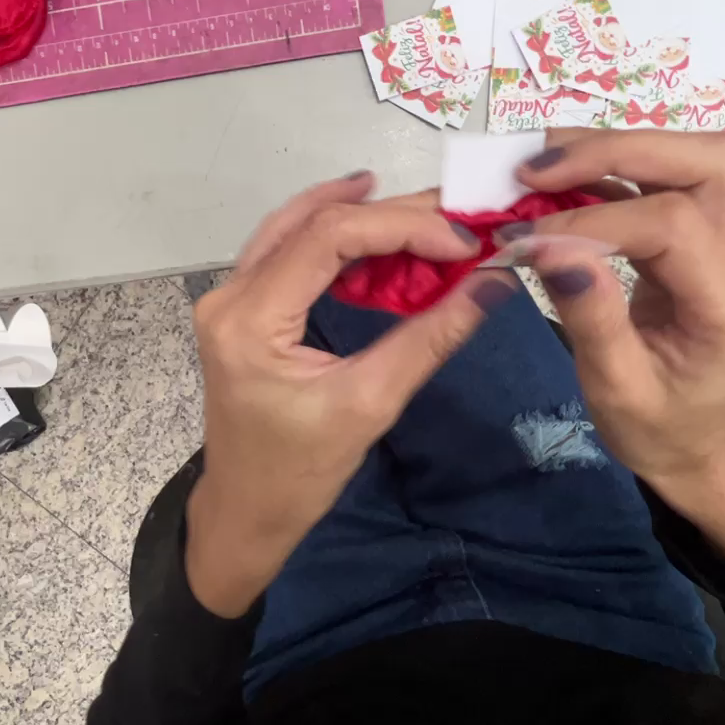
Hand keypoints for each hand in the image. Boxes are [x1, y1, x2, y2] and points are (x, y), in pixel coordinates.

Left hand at [186, 173, 517, 616]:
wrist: (246, 510)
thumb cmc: (301, 473)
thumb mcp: (371, 403)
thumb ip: (431, 336)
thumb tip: (495, 281)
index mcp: (251, 320)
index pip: (328, 238)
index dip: (401, 226)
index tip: (462, 241)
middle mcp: (229, 295)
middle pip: (312, 224)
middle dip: (389, 214)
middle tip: (455, 215)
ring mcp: (228, 299)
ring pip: (295, 227)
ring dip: (358, 216)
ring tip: (423, 214)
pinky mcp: (240, 308)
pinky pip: (286, 250)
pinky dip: (333, 237)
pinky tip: (372, 229)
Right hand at [511, 130, 724, 582]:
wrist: (691, 442)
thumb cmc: (655, 426)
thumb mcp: (614, 387)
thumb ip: (590, 315)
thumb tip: (547, 246)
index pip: (674, 227)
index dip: (594, 221)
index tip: (525, 236)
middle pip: (709, 162)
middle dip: (620, 150)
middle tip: (538, 166)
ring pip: (694, 157)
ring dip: (616, 149)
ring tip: (543, 160)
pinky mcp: (708, 237)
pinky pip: (670, 180)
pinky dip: (613, 169)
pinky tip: (563, 177)